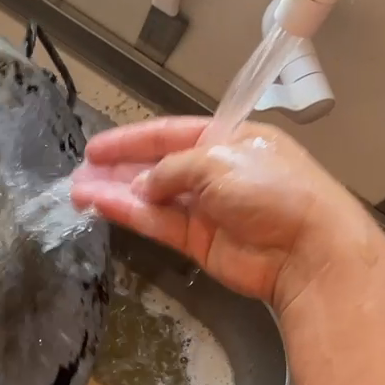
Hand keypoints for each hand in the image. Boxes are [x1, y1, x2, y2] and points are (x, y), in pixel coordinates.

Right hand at [70, 117, 374, 312]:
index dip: (131, 140)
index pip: (170, 135)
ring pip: (152, 198)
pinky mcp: (198, 243)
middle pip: (156, 167)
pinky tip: (103, 208)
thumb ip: (171, 169)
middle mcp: (214, 172)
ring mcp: (205, 209)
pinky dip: (131, 216)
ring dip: (116, 194)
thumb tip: (139, 185)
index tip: (94, 148)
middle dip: (117, 169)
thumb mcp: (219, 161)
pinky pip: (158, 224)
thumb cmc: (272, 191)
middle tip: (79, 174)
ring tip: (78, 193)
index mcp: (228, 140)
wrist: (306, 250)